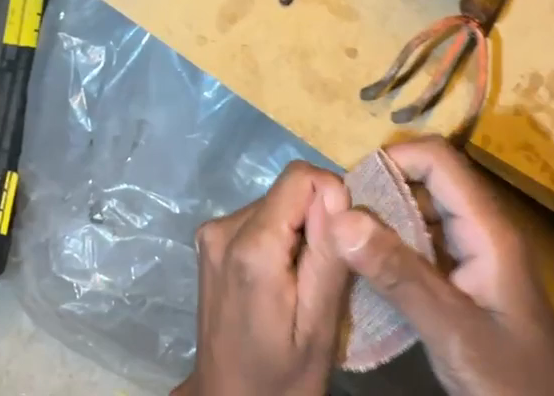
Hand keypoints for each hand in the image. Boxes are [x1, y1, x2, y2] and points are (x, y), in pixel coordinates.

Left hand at [177, 162, 351, 395]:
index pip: (300, 177)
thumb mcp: (319, 327)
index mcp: (250, 245)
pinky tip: (283, 280)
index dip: (332, 200)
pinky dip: (279, 240)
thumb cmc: (281, 377)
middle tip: (328, 273)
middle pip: (287, 192)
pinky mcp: (210, 241)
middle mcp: (223, 226)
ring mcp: (212, 232)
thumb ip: (328, 257)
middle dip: (317, 221)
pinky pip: (258, 219)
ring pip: (275, 204)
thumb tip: (338, 193)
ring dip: (298, 232)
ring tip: (306, 281)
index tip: (343, 245)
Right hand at [326, 137, 553, 395]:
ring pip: (425, 212)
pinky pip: (426, 245)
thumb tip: (341, 216)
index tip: (349, 189)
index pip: (438, 159)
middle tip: (338, 218)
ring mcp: (477, 258)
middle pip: (429, 181)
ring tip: (345, 240)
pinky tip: (368, 270)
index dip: (393, 159)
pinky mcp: (468, 283)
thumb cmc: (512, 380)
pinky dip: (395, 247)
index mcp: (489, 230)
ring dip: (385, 219)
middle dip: (382, 189)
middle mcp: (484, 233)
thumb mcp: (453, 330)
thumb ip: (399, 273)